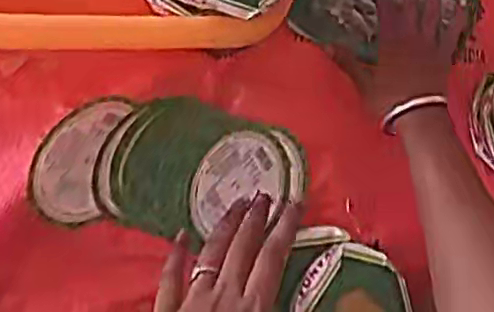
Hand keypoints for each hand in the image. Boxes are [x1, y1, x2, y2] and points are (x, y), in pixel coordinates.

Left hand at [154, 194, 301, 311]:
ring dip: (226, 225)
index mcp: (252, 308)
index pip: (274, 256)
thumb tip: (324, 306)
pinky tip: (181, 235)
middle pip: (243, 246)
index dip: (287, 226)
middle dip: (257, 217)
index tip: (296, 201)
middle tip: (266, 194)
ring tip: (237, 203)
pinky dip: (176, 255)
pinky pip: (170, 280)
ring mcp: (191, 304)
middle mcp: (223, 297)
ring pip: (211, 253)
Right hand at [335, 0, 469, 119]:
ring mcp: (430, 43)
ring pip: (433, 12)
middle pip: (411, 4)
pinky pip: (454, 32)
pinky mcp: (445, 53)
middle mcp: (411, 35)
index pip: (387, 10)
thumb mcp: (363, 81)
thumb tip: (325, 44)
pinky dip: (460, 18)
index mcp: (390, 40)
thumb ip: (347, 61)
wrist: (418, 115)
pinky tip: (465, 3)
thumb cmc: (389, 99)